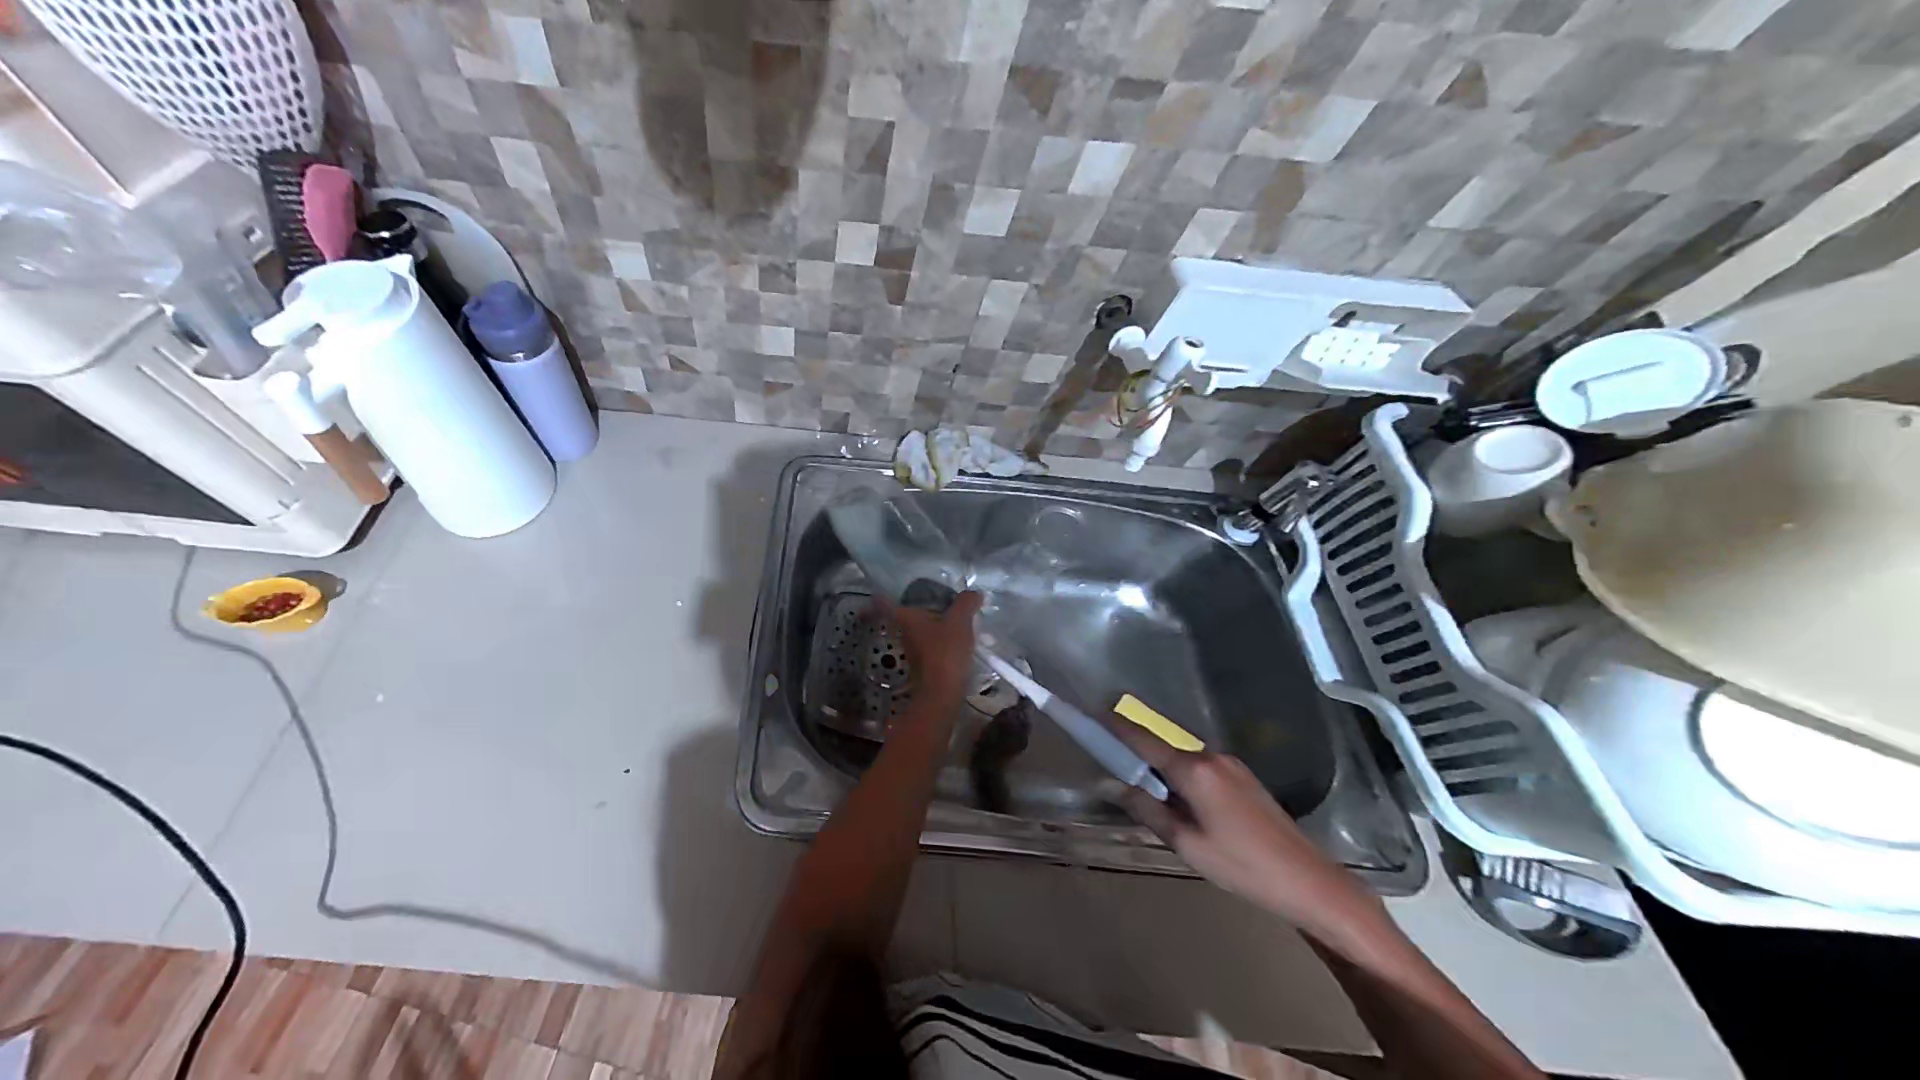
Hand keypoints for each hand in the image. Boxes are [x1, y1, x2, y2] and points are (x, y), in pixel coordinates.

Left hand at [889, 590, 981, 705]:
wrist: (941, 693)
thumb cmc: (944, 651)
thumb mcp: (959, 622)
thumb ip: (966, 604)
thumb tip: (974, 593)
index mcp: (907, 619)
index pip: (885, 605)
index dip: (879, 599)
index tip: (876, 594)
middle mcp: (904, 634)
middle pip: (901, 619)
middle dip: (910, 611)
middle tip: (925, 602)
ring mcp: (912, 653)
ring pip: (915, 634)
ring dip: (925, 627)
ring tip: (945, 621)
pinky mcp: (923, 667)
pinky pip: (928, 647)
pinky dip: (936, 643)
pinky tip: (953, 642)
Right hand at [1117, 727, 1378, 936]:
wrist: (1309, 881)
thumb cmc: (1243, 867)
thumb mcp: (1186, 843)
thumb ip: (1146, 808)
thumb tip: (1109, 784)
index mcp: (1195, 769)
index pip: (1144, 739)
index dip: (1115, 726)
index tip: (1090, 712)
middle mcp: (1212, 756)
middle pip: (1163, 746)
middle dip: (1136, 751)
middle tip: (1112, 766)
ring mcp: (1231, 764)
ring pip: (1182, 758)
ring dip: (1160, 768)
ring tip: (1146, 795)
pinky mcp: (1243, 777)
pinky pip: (1200, 767)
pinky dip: (1181, 776)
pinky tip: (1181, 803)